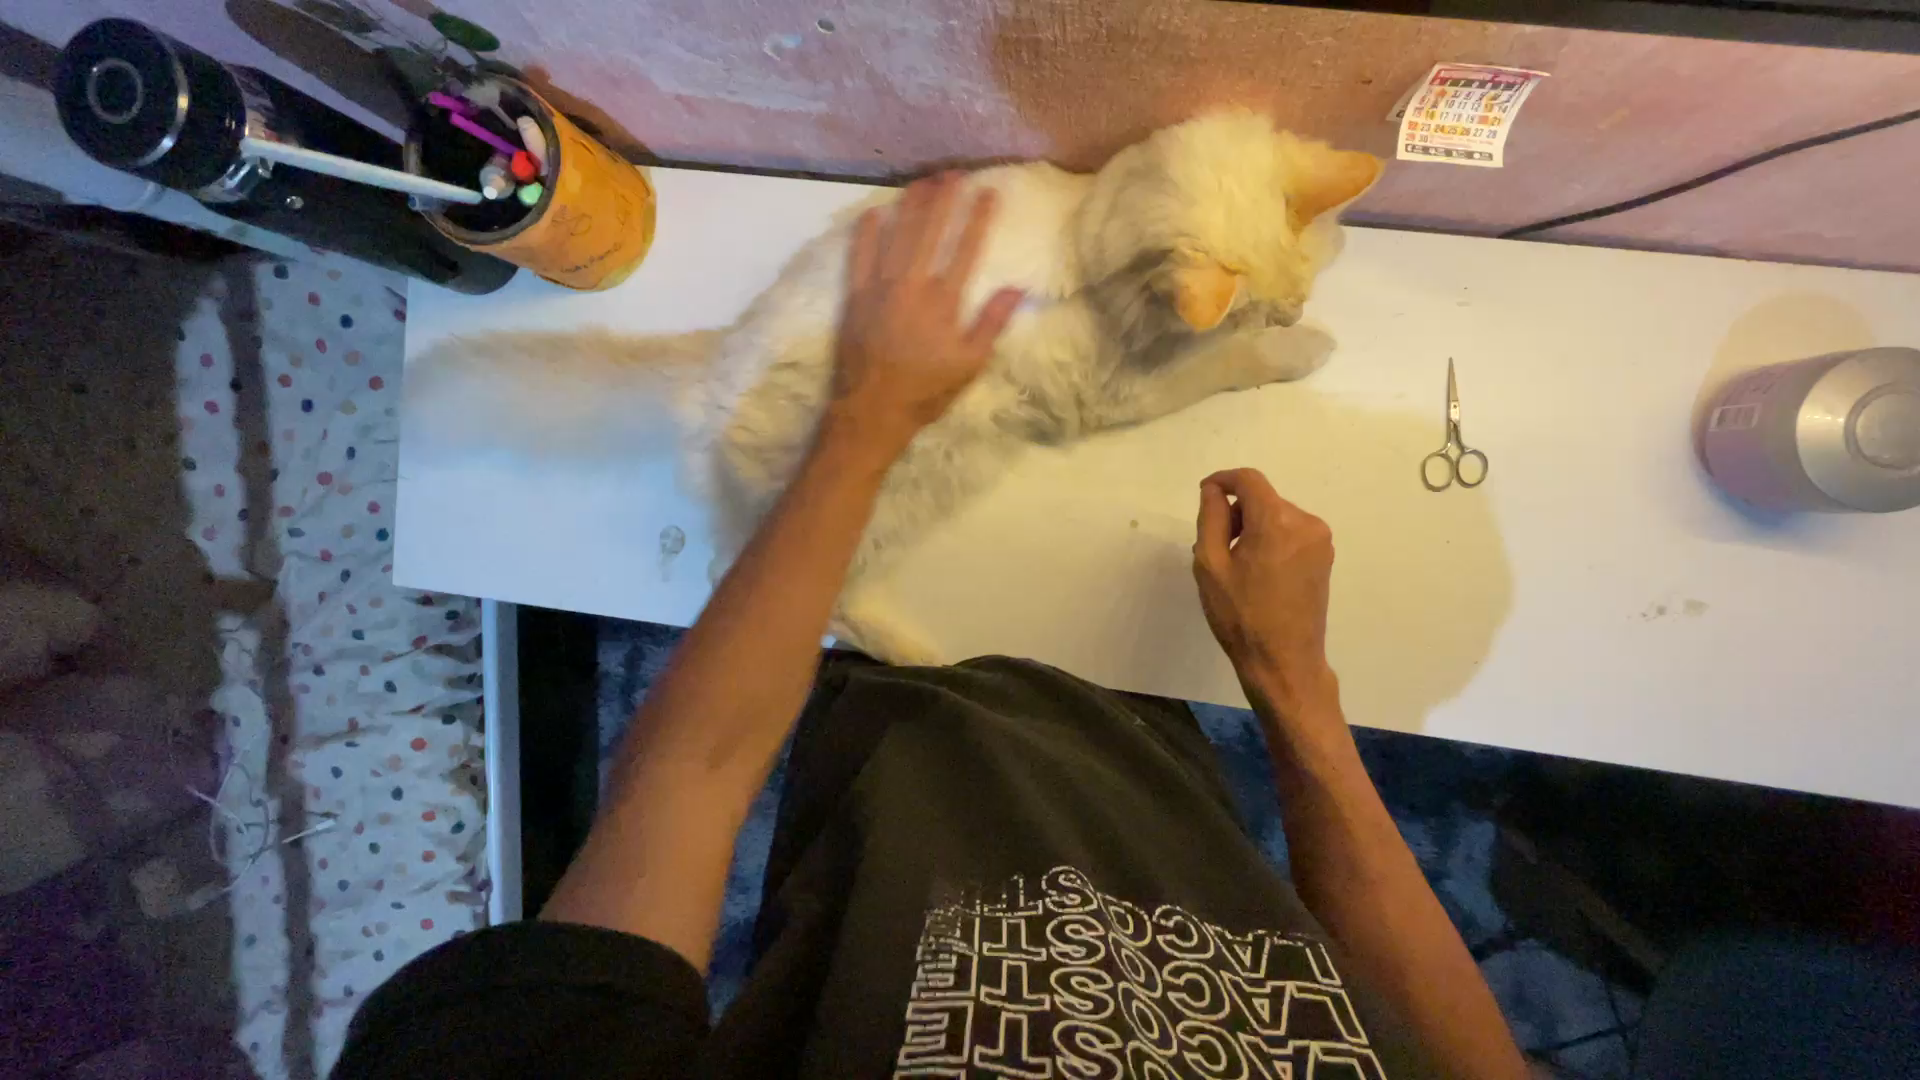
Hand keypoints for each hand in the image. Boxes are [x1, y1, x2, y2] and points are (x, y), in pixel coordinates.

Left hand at [823, 173, 1024, 459]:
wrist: (872, 410)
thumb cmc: (926, 392)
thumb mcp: (969, 365)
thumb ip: (991, 324)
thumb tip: (1016, 289)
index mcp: (944, 302)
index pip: (966, 250)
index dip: (979, 218)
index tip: (989, 192)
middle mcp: (913, 286)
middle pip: (931, 232)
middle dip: (945, 199)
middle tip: (954, 173)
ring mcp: (880, 288)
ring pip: (897, 236)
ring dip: (911, 205)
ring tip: (923, 181)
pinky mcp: (855, 297)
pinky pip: (859, 256)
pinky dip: (866, 233)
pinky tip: (874, 212)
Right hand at [1193, 468, 1338, 716]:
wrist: (1283, 660)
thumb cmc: (1240, 615)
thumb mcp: (1210, 565)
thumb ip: (1211, 518)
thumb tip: (1214, 491)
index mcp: (1277, 522)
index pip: (1249, 480)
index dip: (1223, 481)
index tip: (1205, 494)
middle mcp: (1306, 523)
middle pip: (1262, 499)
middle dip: (1236, 513)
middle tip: (1216, 546)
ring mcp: (1320, 541)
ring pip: (1276, 516)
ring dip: (1252, 528)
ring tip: (1236, 566)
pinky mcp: (1324, 557)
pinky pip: (1290, 533)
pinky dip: (1270, 540)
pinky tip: (1257, 572)